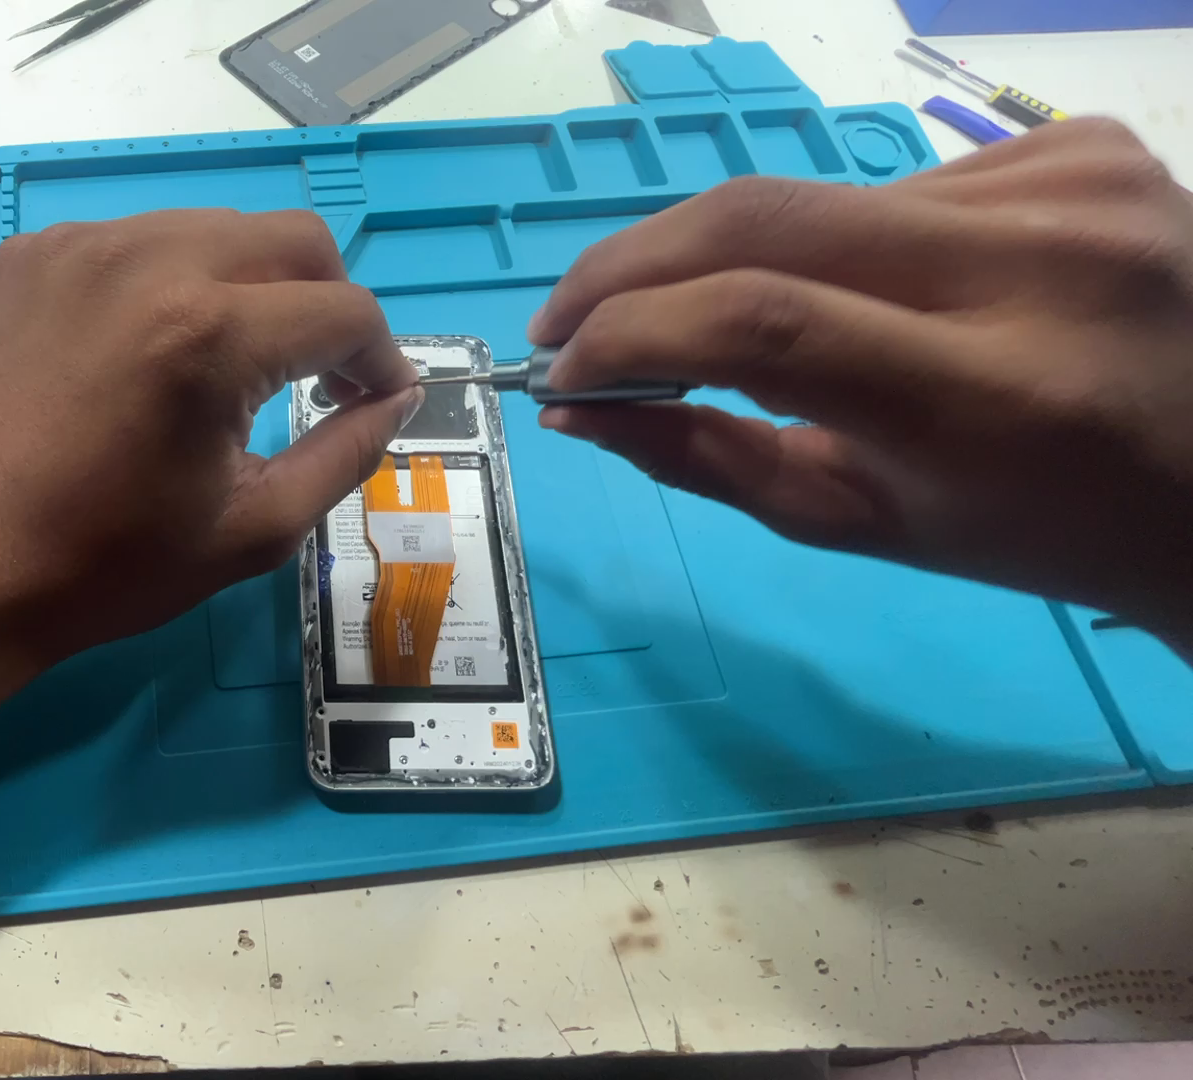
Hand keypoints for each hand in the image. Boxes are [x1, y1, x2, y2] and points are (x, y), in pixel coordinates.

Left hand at [0, 209, 420, 665]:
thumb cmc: (115, 567)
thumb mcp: (258, 527)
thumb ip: (348, 452)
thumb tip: (397, 398)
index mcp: (208, 334)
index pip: (344, 310)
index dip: (380, 358)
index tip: (376, 400)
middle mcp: (147, 258)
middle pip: (294, 240)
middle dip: (328, 306)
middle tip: (320, 378)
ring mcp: (80, 246)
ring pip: (219, 231)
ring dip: (256, 290)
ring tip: (238, 368)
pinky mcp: (34, 256)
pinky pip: (143, 242)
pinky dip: (178, 285)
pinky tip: (159, 352)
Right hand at [527, 119, 1192, 645]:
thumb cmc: (1016, 527)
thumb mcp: (836, 518)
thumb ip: (692, 456)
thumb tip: (573, 410)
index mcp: (981, 399)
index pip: (754, 323)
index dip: (625, 333)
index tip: (558, 368)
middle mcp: (1033, 264)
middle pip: (756, 221)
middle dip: (621, 267)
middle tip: (562, 320)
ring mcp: (1063, 184)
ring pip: (794, 203)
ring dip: (697, 264)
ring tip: (674, 320)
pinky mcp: (1068, 147)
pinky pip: (859, 195)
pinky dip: (791, 248)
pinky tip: (816, 291)